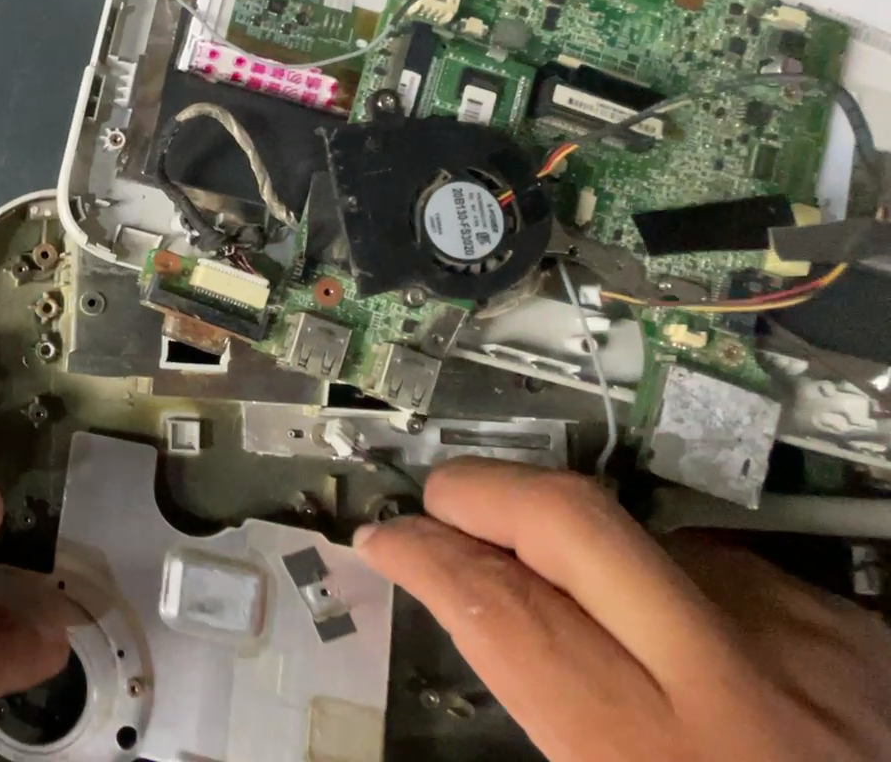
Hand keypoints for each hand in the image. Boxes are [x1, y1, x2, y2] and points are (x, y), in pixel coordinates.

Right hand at [355, 458, 890, 761]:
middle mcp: (740, 686)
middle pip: (568, 519)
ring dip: (571, 544)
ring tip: (557, 590)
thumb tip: (459, 595)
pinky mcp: (861, 630)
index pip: (501, 608)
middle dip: (478, 492)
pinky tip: (670, 628)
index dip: (424, 555)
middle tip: (437, 508)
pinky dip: (663, 578)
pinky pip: (717, 565)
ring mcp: (813, 643)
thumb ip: (533, 696)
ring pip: (639, 534)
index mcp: (651, 754)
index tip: (385, 541)